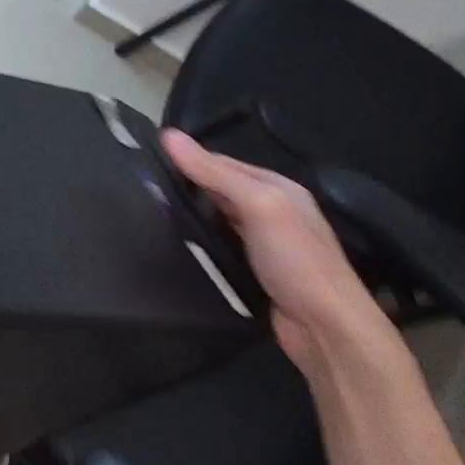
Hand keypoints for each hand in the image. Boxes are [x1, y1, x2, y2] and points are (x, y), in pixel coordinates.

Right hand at [162, 130, 401, 373]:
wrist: (327, 329)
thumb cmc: (297, 262)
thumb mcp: (259, 207)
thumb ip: (216, 173)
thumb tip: (169, 135)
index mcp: (280, 188)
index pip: (221, 161)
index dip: (186, 158)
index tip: (143, 158)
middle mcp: (274, 209)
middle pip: (218, 187)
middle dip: (183, 184)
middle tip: (137, 186)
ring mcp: (264, 240)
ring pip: (215, 214)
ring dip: (187, 212)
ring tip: (145, 209)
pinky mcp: (252, 266)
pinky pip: (216, 241)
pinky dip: (195, 237)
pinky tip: (173, 240)